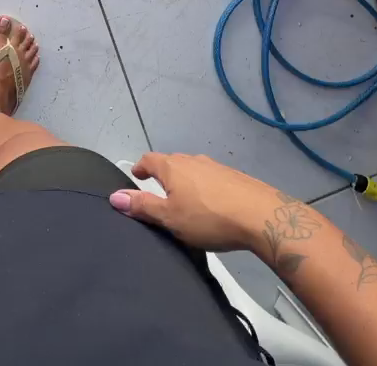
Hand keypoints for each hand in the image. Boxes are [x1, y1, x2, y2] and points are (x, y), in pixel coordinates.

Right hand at [109, 152, 299, 253]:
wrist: (262, 216)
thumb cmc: (209, 218)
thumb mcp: (170, 218)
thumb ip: (142, 207)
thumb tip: (114, 196)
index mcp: (173, 167)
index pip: (149, 159)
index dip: (140, 167)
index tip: (136, 175)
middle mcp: (192, 160)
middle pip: (171, 162)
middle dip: (162, 173)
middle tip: (158, 189)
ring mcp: (216, 167)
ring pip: (193, 169)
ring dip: (185, 179)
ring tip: (184, 197)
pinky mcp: (235, 177)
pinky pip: (211, 178)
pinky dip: (204, 186)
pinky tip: (211, 203)